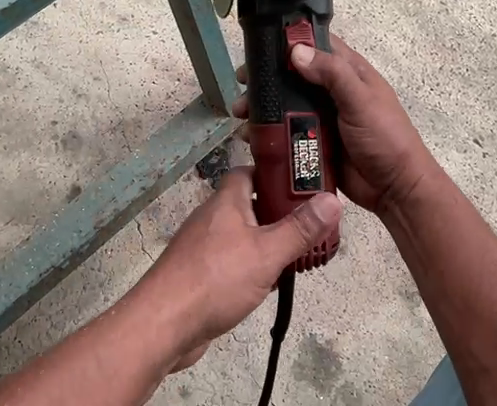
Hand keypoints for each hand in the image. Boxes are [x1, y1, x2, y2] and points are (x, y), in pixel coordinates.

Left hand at [124, 167, 339, 365]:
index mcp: (226, 201)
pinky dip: (250, 266)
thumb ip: (299, 229)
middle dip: (277, 213)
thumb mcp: (266, 253)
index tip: (304, 186)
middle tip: (309, 227)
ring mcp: (203, 246)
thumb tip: (332, 199)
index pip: (250, 172)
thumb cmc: (216, 279)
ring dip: (266, 243)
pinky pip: (231, 260)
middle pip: (249, 204)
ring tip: (296, 257)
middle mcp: (213, 217)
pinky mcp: (199, 273)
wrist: (164, 324)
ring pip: (241, 235)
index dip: (275, 175)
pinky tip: (266, 285)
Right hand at [234, 32, 436, 213]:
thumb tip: (295, 52)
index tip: (260, 44)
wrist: (395, 189)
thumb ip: (331, 74)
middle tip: (242, 81)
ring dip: (262, 105)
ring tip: (240, 112)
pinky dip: (268, 131)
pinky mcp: (313, 141)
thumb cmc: (385, 137)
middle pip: (293, 75)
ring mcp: (322, 117)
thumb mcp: (360, 100)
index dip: (290, 40)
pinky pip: (286, 132)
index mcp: (348, 71)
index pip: (317, 44)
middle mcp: (332, 90)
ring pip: (285, 104)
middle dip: (266, 77)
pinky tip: (249, 135)